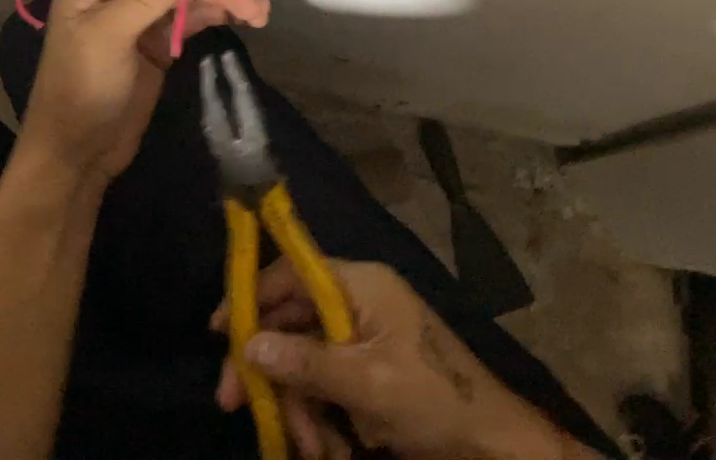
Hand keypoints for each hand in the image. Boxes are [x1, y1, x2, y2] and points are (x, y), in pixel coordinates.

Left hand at [20, 0, 269, 179]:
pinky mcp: (156, 46)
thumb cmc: (84, 90)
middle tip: (257, 4)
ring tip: (261, 13)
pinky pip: (189, 21)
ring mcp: (139, 21)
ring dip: (224, 1)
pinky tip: (242, 19)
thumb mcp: (111, 37)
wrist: (78, 155)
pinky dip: (215, 17)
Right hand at [212, 259, 579, 459]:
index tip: (222, 332)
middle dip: (270, 369)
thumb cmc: (433, 399)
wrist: (494, 443)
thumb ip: (306, 363)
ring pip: (305, 359)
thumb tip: (249, 344)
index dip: (253, 296)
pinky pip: (326, 382)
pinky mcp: (368, 368)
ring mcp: (362, 335)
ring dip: (298, 405)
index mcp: (360, 285)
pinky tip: (324, 449)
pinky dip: (319, 414)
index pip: (293, 273)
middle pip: (292, 321)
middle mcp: (357, 300)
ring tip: (307, 450)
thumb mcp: (366, 384)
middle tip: (237, 405)